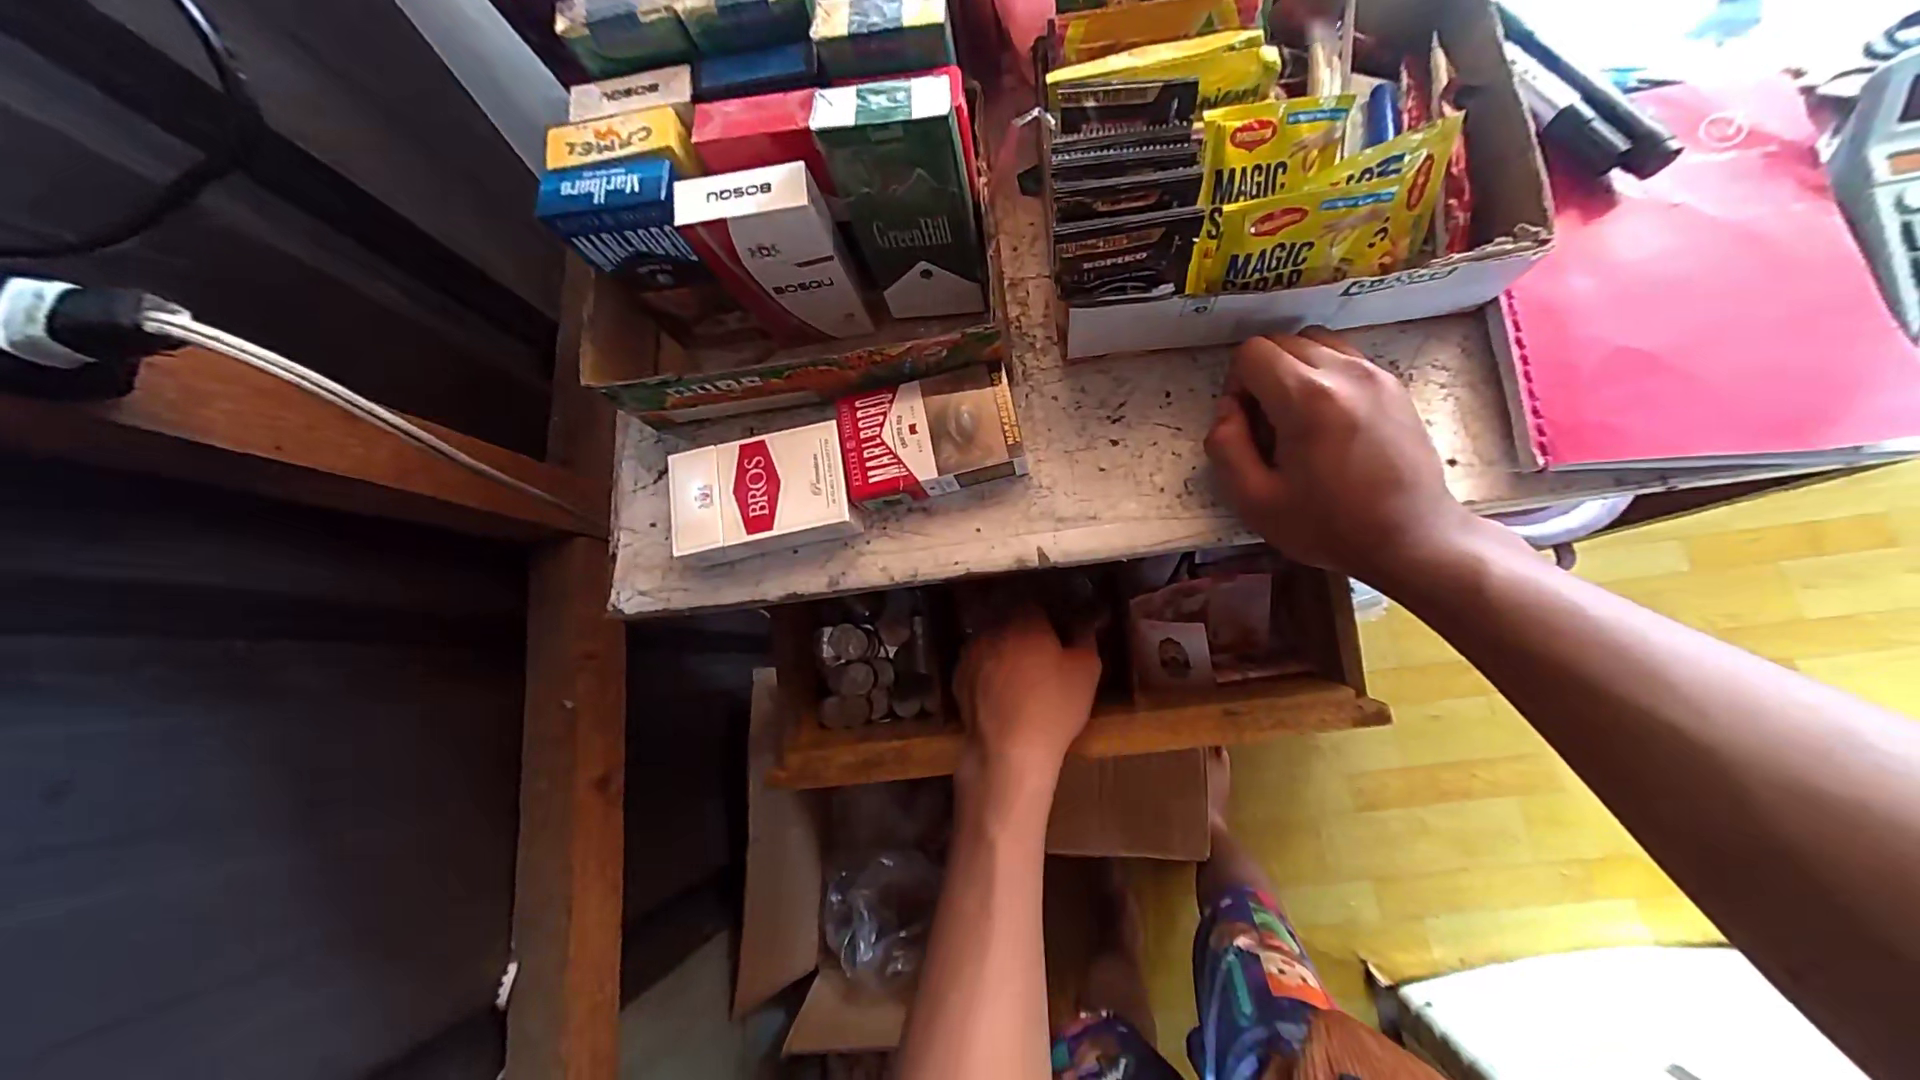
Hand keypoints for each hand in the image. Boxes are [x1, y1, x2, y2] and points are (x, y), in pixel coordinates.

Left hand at [953, 604, 1101, 776]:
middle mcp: (993, 630)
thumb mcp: (1086, 672)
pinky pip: (978, 663)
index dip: (1049, 617)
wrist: (1008, 751)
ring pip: (991, 641)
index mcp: (1025, 621)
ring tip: (1020, 675)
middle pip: (1010, 620)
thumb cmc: (1053, 708)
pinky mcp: (958, 677)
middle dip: (1024, 632)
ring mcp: (971, 653)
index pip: (1037, 604)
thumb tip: (1083, 622)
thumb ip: (1085, 637)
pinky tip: (1001, 690)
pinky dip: (988, 670)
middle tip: (1041, 654)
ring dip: (1004, 650)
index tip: (1058, 632)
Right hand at [1203, 328, 1487, 588]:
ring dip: (1292, 369)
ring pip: (1314, 341)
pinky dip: (1321, 374)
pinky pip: (1343, 356)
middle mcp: (1345, 372)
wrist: (1411, 539)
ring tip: (1295, 417)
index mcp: (1308, 398)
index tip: (1245, 424)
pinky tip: (1326, 420)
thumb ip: (1225, 447)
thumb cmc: (1328, 526)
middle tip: (1266, 424)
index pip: (1252, 353)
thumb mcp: (1254, 500)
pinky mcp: (1393, 384)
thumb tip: (1228, 409)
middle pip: (1282, 341)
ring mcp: (1375, 374)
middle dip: (1261, 375)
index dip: (1235, 385)